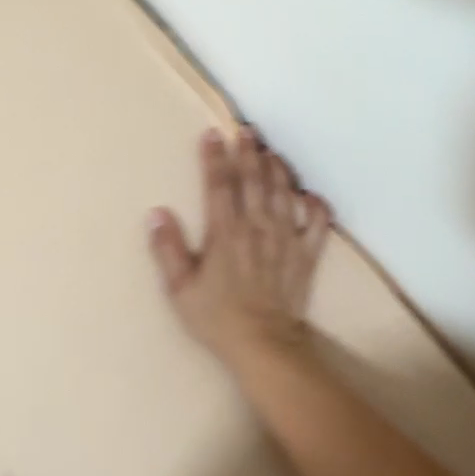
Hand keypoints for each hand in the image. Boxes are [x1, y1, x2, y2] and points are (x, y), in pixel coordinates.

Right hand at [147, 127, 330, 363]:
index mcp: (225, 233)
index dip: (214, 158)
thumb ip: (167, 249)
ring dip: (277, 170)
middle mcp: (257, 228)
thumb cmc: (215, 318)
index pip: (218, 186)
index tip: (212, 134)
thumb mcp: (180, 288)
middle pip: (253, 181)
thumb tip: (157, 213)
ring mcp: (285, 240)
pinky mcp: (306, 255)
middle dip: (248, 153)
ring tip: (270, 151)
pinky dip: (314, 205)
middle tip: (246, 130)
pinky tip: (308, 194)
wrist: (263, 344)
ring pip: (283, 194)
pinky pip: (316, 223)